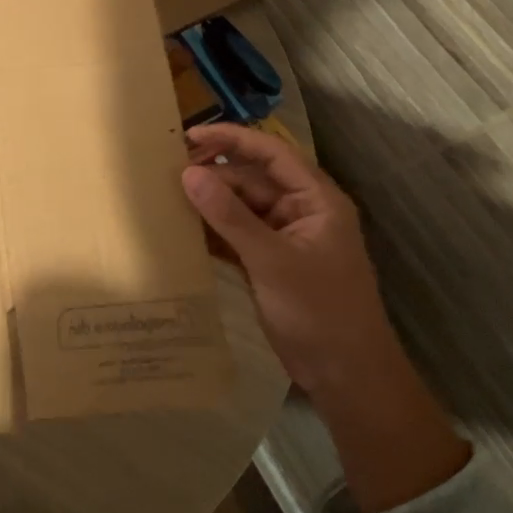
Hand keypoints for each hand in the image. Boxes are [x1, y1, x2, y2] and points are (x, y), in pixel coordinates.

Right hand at [182, 124, 468, 512]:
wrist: (346, 377)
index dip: (231, 139)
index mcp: (315, 200)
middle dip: (213, 174)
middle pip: (251, 178)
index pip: (271, 153)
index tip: (189, 136)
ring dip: (209, 202)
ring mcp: (284, 238)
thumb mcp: (272, 261)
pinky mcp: (269, 263)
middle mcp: (300, 211)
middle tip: (166, 173)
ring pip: (240, 207)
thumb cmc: (320, 312)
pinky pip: (236, 234)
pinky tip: (181, 229)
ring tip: (165, 196)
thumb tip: (188, 173)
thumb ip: (229, 215)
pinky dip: (212, 231)